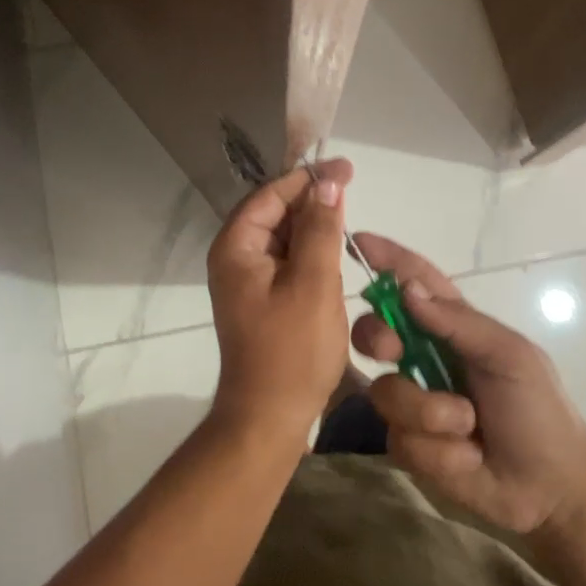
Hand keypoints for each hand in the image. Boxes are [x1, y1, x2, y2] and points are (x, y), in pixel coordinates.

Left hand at [205, 159, 355, 444]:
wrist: (269, 417)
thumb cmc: (291, 349)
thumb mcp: (313, 282)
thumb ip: (320, 228)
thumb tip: (327, 183)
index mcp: (236, 247)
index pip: (271, 195)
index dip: (308, 178)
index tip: (347, 168)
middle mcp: (234, 258)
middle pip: (274, 213)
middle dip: (310, 199)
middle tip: (351, 187)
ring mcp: (246, 281)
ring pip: (282, 238)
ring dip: (312, 225)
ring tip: (347, 214)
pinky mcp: (262, 301)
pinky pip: (286, 262)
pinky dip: (309, 252)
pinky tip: (334, 252)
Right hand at [350, 233, 585, 535]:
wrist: (551, 491)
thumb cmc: (539, 411)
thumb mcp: (510, 356)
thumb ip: (458, 322)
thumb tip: (407, 289)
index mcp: (452, 327)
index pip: (413, 282)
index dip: (385, 260)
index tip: (355, 242)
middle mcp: (423, 358)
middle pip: (373, 332)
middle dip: (377, 336)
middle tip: (393, 350)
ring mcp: (413, 403)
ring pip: (385, 392)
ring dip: (430, 413)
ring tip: (470, 430)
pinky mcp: (409, 445)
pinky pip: (400, 438)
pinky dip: (438, 451)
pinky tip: (467, 459)